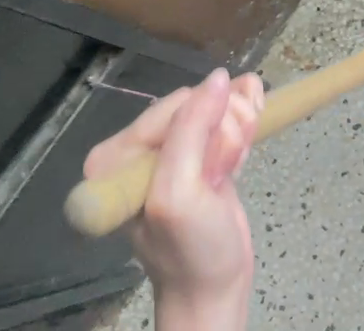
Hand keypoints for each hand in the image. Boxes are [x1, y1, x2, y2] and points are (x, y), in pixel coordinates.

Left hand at [84, 69, 265, 329]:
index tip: (212, 168)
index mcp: (117, 154)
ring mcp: (171, 145)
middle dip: (225, 130)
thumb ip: (191, 131)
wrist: (215, 286)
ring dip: (237, 131)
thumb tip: (221, 76)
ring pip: (220, 103)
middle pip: (200, 100)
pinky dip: (246, 124)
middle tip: (222, 171)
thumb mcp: (181, 194)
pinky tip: (240, 155)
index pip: (177, 102)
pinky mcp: (199, 146)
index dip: (208, 126)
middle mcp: (139, 145)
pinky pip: (231, 106)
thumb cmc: (193, 251)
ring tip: (229, 169)